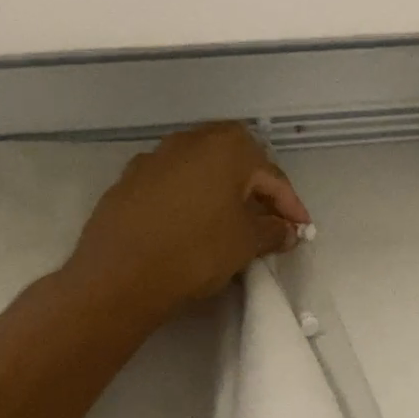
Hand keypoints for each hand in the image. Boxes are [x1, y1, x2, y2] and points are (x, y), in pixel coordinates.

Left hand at [56, 122, 311, 330]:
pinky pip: (171, 183)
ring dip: (219, 189)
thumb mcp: (246, 243)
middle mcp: (190, 141)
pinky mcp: (128, 180)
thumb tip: (285, 230)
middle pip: (235, 160)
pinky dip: (187, 198)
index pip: (271, 175)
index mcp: (226, 147)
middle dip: (254, 187)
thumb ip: (273, 231)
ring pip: (200, 168)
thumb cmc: (195, 251)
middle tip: (267, 217)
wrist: (118, 276)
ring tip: (228, 220)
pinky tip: (189, 224)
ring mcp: (154, 158)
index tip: (300, 230)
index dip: (290, 205)